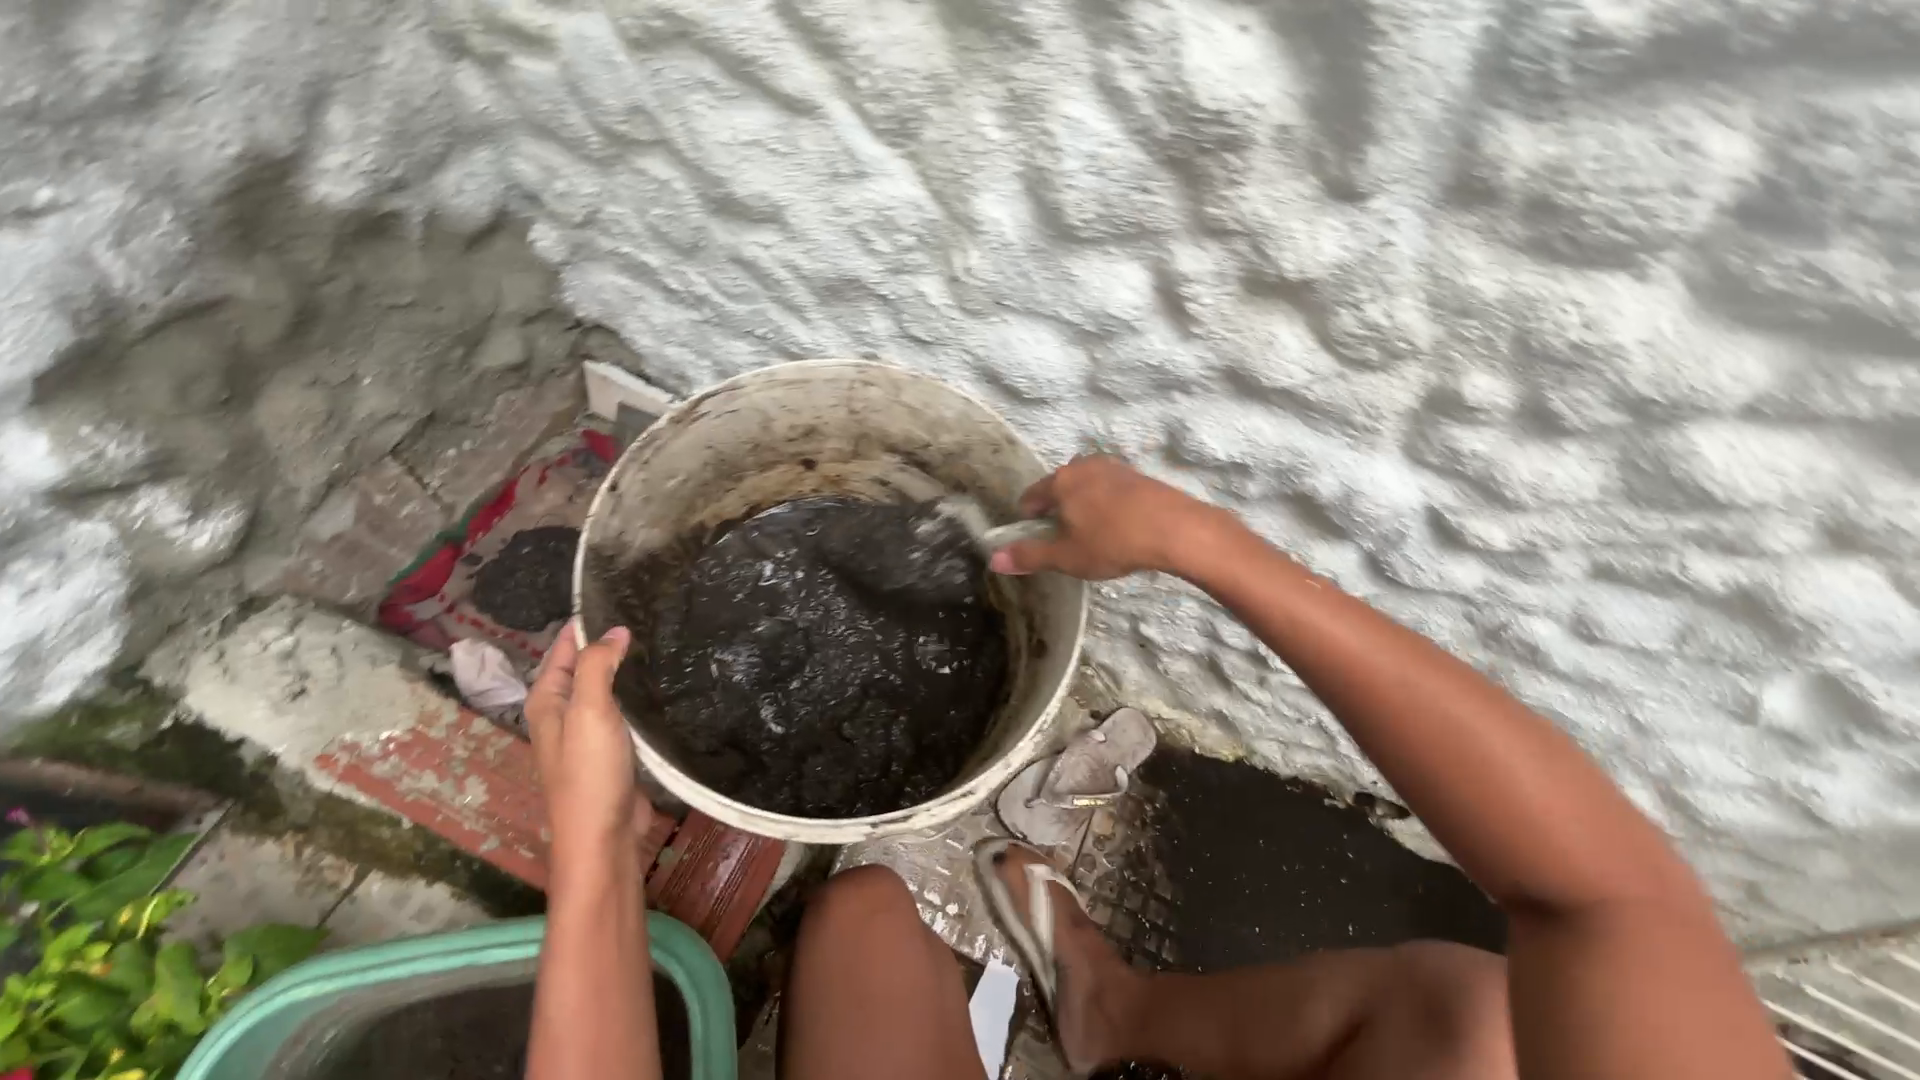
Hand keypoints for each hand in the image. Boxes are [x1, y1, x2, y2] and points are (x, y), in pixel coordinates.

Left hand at [526, 623, 651, 869]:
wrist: (603, 837)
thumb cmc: (589, 772)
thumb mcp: (588, 711)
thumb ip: (596, 665)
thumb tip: (616, 630)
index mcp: (547, 700)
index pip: (562, 648)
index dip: (586, 623)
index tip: (619, 596)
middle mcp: (563, 713)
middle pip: (585, 666)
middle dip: (611, 643)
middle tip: (650, 615)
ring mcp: (589, 734)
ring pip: (608, 689)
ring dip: (628, 670)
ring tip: (662, 642)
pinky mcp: (614, 751)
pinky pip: (625, 712)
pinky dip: (639, 696)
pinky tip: (664, 687)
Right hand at [988, 455, 1228, 579]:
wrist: (1175, 529)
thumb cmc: (1112, 541)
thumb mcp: (1066, 556)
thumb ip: (1029, 556)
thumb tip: (994, 560)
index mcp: (1060, 481)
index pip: (1031, 496)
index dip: (1028, 519)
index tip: (1036, 538)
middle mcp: (1084, 466)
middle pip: (1060, 487)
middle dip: (1058, 510)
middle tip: (1067, 539)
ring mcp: (1114, 467)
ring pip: (1087, 486)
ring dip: (1084, 506)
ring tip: (1094, 534)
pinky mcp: (1138, 475)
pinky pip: (1111, 489)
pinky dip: (1108, 505)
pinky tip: (1120, 527)